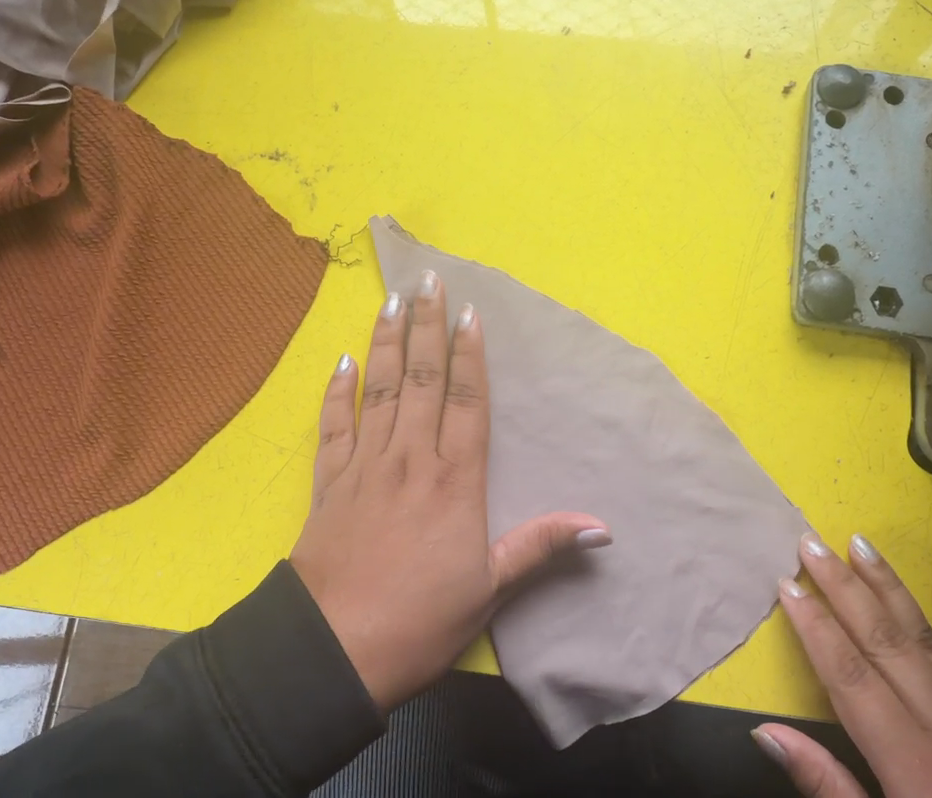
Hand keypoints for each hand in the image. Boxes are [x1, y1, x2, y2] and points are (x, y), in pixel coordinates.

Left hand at [290, 269, 610, 711]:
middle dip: (425, 325)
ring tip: (390, 299)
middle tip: (427, 278)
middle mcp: (410, 459)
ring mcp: (365, 467)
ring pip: (377, 390)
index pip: (466, 401)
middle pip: (420, 379)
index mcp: (454, 480)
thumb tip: (603, 526)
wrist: (329, 652)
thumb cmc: (418, 621)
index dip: (470, 354)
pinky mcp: (328, 484)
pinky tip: (341, 362)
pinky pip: (333, 426)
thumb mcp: (490, 588)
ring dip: (383, 341)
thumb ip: (540, 545)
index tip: (469, 311)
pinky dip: (336, 392)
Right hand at [754, 533, 931, 797]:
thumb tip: (767, 731)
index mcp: (911, 761)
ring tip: (859, 543)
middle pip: (884, 640)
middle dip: (842, 588)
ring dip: (889, 586)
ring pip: (927, 635)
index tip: (786, 585)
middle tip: (810, 543)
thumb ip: (826, 785)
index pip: (849, 675)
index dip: (814, 627)